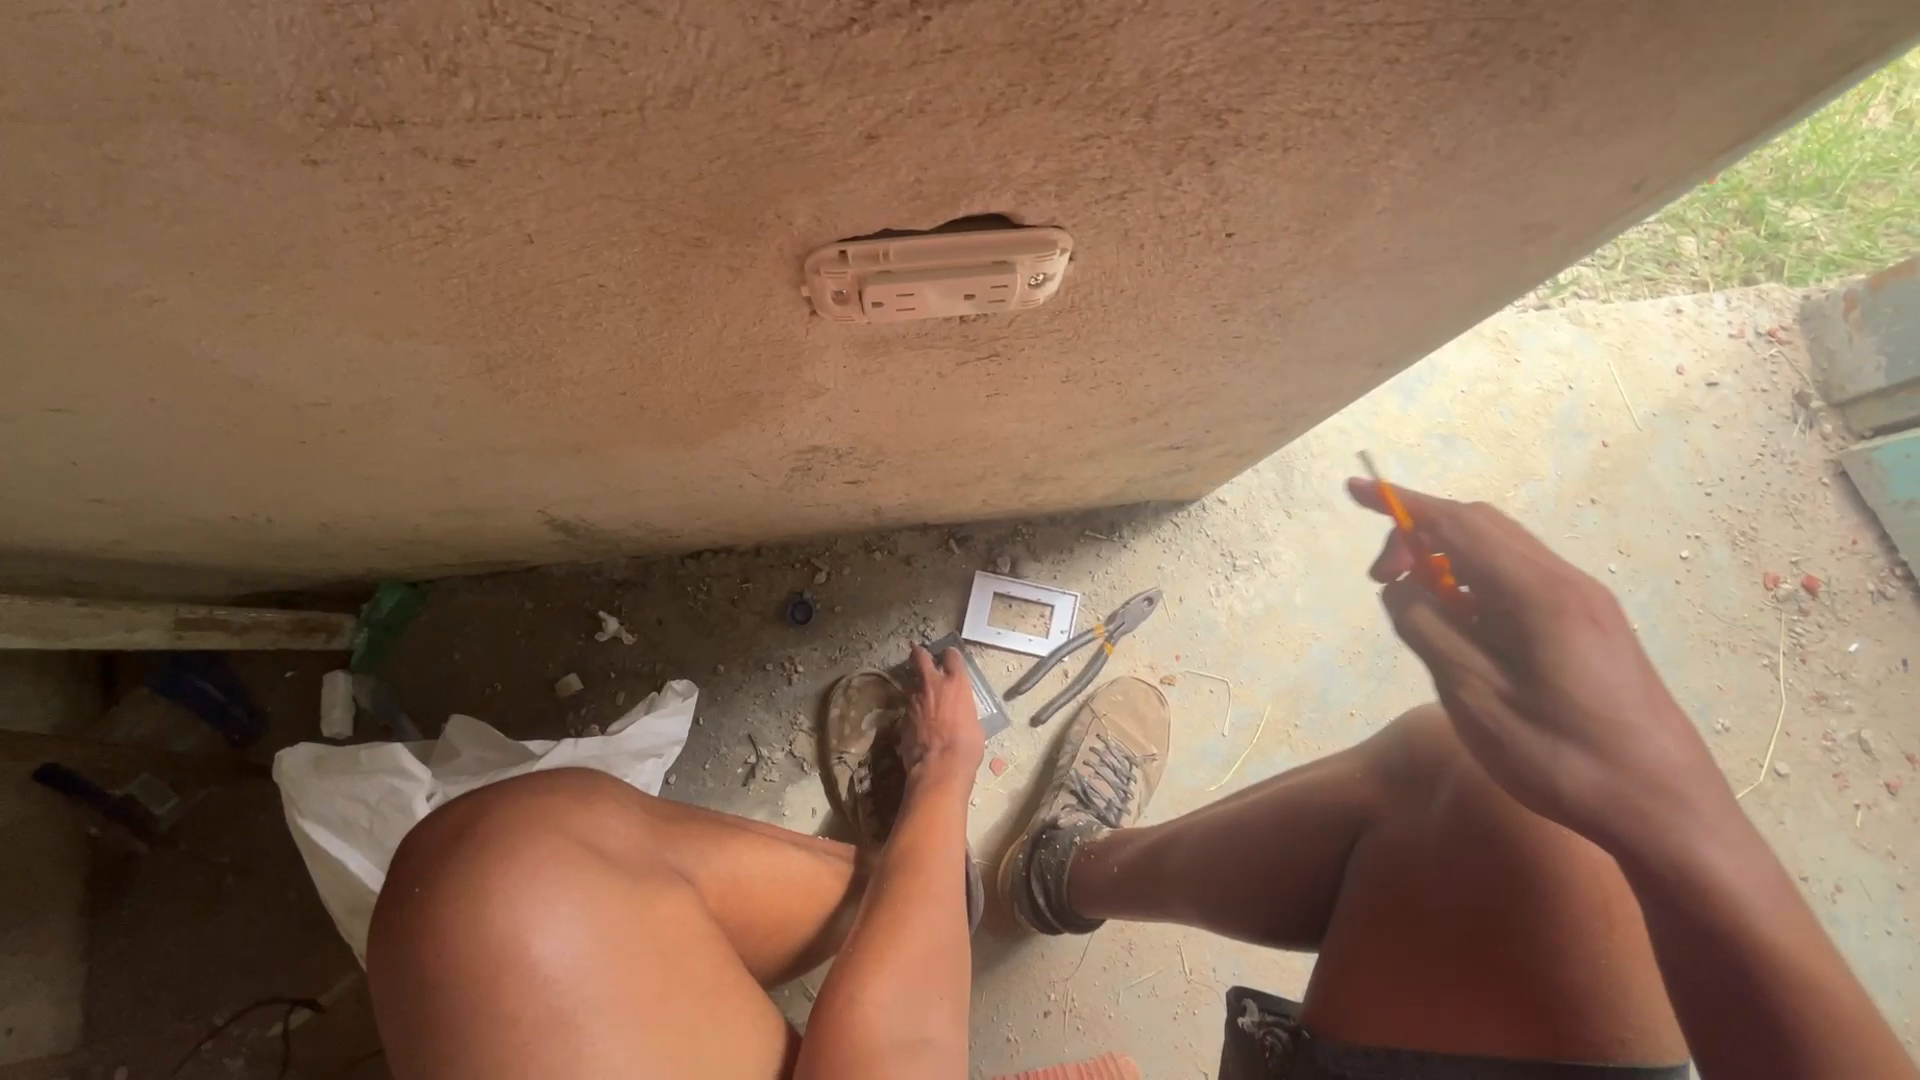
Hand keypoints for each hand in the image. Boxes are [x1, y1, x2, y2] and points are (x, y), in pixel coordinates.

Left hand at [900, 645, 984, 782]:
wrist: (939, 766)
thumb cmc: (966, 746)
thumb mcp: (974, 723)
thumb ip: (963, 708)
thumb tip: (959, 712)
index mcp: (956, 683)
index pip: (952, 656)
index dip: (950, 655)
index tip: (949, 657)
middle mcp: (933, 684)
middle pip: (921, 657)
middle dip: (920, 653)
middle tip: (919, 654)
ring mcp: (914, 698)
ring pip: (912, 682)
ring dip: (916, 685)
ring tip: (921, 692)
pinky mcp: (903, 715)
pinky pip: (908, 705)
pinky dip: (913, 707)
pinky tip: (918, 718)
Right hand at [1349, 479, 1727, 849]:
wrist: (1665, 811)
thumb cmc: (1562, 759)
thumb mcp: (1473, 697)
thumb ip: (1427, 630)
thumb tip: (1401, 587)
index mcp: (1539, 595)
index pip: (1458, 524)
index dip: (1401, 504)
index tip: (1356, 491)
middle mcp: (1566, 584)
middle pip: (1481, 528)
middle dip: (1420, 536)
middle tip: (1383, 582)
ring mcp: (1583, 605)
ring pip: (1500, 554)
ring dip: (1447, 563)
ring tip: (1417, 612)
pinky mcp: (1587, 627)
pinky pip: (1517, 582)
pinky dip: (1473, 586)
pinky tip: (1462, 629)